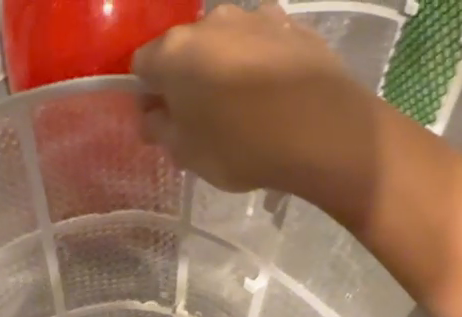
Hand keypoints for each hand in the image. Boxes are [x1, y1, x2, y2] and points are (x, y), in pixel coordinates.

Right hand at [132, 4, 375, 198]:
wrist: (321, 130)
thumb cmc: (240, 147)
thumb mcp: (187, 154)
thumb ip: (160, 130)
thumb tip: (152, 116)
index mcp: (173, 52)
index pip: (140, 66)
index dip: (147, 95)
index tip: (161, 121)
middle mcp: (209, 22)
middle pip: (183, 50)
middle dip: (185, 79)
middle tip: (200, 119)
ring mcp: (254, 16)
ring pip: (224, 42)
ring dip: (223, 66)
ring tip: (240, 106)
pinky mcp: (291, 24)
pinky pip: (261, 41)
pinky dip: (258, 60)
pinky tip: (270, 91)